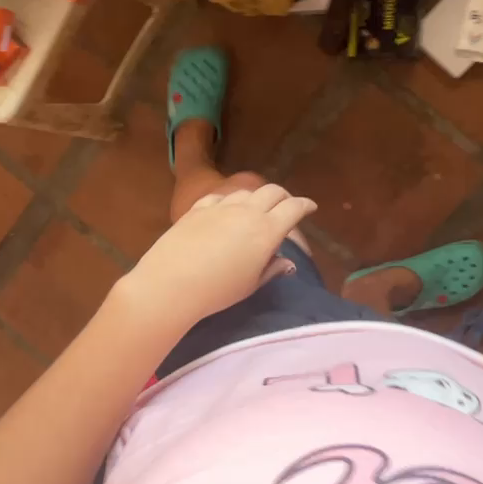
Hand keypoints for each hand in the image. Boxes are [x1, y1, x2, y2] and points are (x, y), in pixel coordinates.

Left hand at [116, 183, 315, 336]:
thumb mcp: (250, 285)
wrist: (171, 282)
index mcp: (267, 230)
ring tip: (257, 209)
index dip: (305, 206)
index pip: (293, 209)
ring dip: (257, 197)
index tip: (310, 207)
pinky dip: (230, 201)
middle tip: (287, 206)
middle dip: (284, 197)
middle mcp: (247, 212)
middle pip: (272, 192)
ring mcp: (220, 207)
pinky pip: (220, 198)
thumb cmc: (217, 291)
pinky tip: (226, 209)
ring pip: (246, 192)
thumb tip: (286, 261)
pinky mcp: (197, 208)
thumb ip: (271, 269)